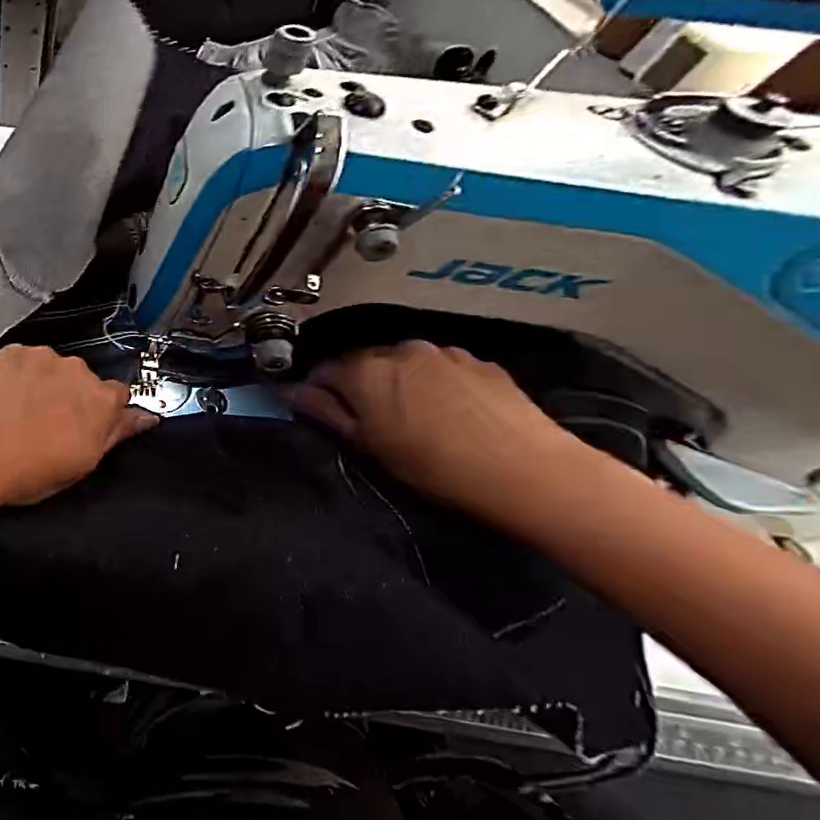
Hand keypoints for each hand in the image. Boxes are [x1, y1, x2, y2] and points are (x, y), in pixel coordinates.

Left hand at [0, 345, 159, 508]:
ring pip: (55, 368)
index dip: (101, 412)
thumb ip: (118, 434)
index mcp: (103, 400)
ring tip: (21, 413)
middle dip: (72, 396)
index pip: (117, 395)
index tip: (83, 427)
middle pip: (85, 380)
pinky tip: (5, 399)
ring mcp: (44, 358)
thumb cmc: (29, 471)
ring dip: (46, 384)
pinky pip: (26, 360)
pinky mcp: (13, 352)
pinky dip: (20, 375)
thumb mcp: (83, 463)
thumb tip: (146, 417)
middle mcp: (79, 370)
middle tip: (48, 425)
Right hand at [290, 341, 597, 514]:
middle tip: (375, 421)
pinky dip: (438, 383)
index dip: (320, 391)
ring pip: (407, 363)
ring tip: (420, 418)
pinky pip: (443, 367)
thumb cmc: (435, 466)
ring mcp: (443, 352)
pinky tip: (455, 413)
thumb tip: (295, 392)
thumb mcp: (371, 448)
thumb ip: (329, 414)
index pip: (325, 370)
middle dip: (363, 385)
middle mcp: (401, 351)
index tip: (325, 412)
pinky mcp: (478, 361)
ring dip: (402, 382)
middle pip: (367, 362)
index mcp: (366, 372)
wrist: (523, 468)